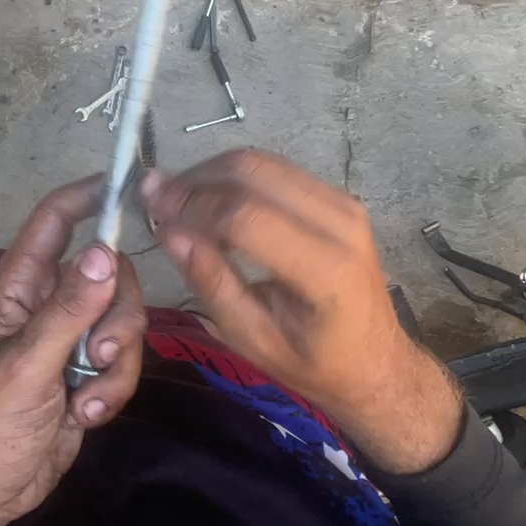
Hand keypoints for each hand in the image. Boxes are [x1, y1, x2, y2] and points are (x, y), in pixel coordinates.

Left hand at [0, 176, 146, 525]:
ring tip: (83, 400)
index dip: (88, 196)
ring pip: (123, 320)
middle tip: (96, 353)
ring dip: (115, 364)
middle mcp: (48, 301)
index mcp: (21, 285)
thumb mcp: (26, 365)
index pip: (56, 220)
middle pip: (109, 273)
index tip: (131, 187)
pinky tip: (83, 416)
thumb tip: (104, 251)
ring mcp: (70, 337)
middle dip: (116, 315)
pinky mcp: (87, 372)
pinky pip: (122, 361)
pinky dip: (112, 389)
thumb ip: (67, 310)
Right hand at [142, 150, 462, 473]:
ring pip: (259, 162)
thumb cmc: (314, 363)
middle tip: (153, 197)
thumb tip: (167, 232)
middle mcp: (339, 224)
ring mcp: (342, 203)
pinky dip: (230, 175)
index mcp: (325, 271)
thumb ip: (211, 283)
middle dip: (193, 180)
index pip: (245, 217)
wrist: (377, 362)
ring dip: (208, 172)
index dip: (190, 205)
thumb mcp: (253, 340)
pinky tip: (207, 198)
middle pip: (251, 174)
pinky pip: (272, 168)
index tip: (147, 206)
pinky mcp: (335, 195)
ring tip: (174, 198)